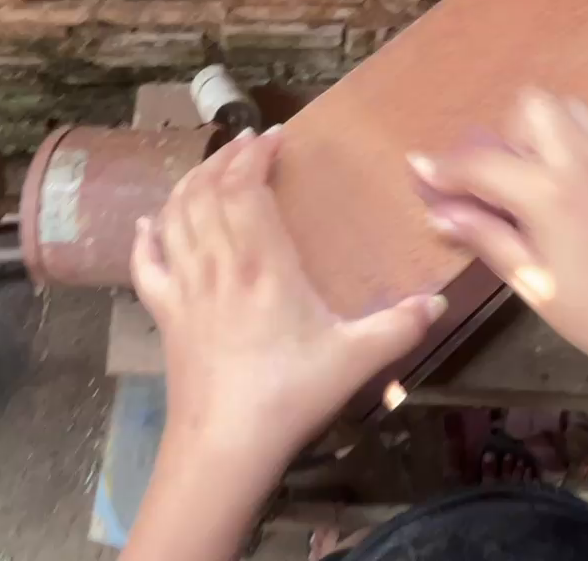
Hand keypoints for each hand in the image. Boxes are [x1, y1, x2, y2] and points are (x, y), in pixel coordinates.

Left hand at [131, 127, 446, 468]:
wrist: (223, 451)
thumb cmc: (289, 396)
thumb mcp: (354, 360)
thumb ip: (399, 327)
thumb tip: (441, 301)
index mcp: (262, 264)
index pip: (245, 189)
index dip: (254, 155)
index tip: (273, 136)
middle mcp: (217, 263)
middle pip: (207, 192)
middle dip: (224, 159)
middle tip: (246, 142)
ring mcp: (184, 287)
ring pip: (175, 216)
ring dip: (189, 183)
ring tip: (209, 167)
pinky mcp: (164, 314)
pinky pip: (146, 264)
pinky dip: (145, 236)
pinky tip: (148, 222)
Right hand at [407, 88, 587, 377]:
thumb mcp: (532, 282)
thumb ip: (485, 236)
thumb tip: (438, 213)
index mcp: (549, 191)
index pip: (481, 164)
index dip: (444, 168)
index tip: (419, 170)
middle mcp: (582, 158)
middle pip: (531, 106)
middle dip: (505, 135)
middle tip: (500, 180)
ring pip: (571, 107)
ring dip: (544, 129)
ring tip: (537, 172)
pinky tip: (586, 163)